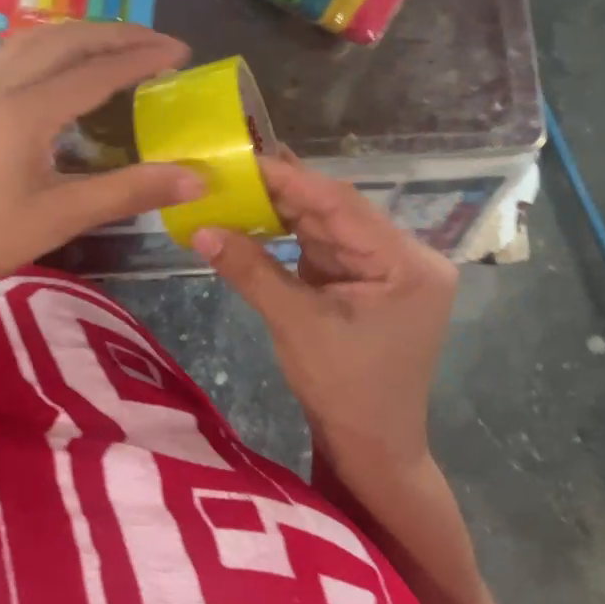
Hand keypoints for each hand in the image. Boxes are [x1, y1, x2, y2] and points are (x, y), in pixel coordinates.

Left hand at [0, 22, 203, 299]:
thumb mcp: (64, 216)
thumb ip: (131, 191)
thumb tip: (198, 178)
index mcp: (25, 110)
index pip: (96, 70)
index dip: (142, 58)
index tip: (182, 53)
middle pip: (63, 40)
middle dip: (114, 34)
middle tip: (156, 44)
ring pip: (30, 40)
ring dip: (76, 36)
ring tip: (114, 48)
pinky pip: (5, 55)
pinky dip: (41, 48)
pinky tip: (54, 68)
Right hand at [194, 154, 456, 473]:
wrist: (371, 444)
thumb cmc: (345, 386)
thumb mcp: (294, 323)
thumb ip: (250, 269)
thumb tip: (198, 229)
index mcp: (406, 263)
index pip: (340, 204)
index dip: (288, 178)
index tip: (239, 159)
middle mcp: (402, 258)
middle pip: (333, 210)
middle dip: (279, 192)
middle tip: (224, 170)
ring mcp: (381, 270)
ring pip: (323, 226)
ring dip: (277, 212)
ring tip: (228, 188)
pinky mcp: (360, 283)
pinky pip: (318, 248)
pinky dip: (283, 236)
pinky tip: (250, 220)